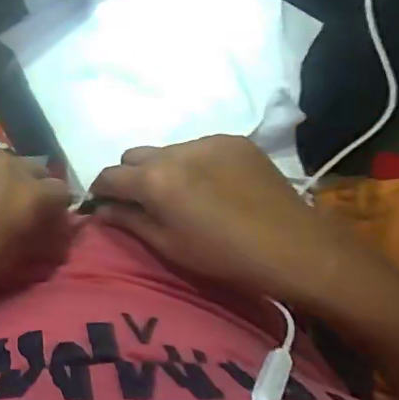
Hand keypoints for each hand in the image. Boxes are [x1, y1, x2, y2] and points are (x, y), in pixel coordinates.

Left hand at [0, 142, 72, 302]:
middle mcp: (9, 164)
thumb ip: (39, 244)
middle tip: (13, 210)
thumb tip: (59, 240)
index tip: (44, 222)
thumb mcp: (9, 263)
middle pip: (35, 169)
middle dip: (32, 187)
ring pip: (3, 159)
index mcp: (30, 195)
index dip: (55, 209)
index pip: (61, 192)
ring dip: (1, 175)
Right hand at [89, 135, 385, 306]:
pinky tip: (215, 187)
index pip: (109, 175)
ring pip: (167, 150)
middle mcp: (174, 152)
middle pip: (134, 156)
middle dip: (131, 176)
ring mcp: (206, 141)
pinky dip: (196, 163)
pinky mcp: (233, 141)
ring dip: (165, 168)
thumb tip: (100, 210)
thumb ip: (129, 222)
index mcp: (154, 180)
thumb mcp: (169, 247)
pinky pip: (199, 147)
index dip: (101, 190)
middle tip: (146, 202)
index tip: (105, 204)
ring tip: (186, 194)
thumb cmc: (226, 258)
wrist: (297, 249)